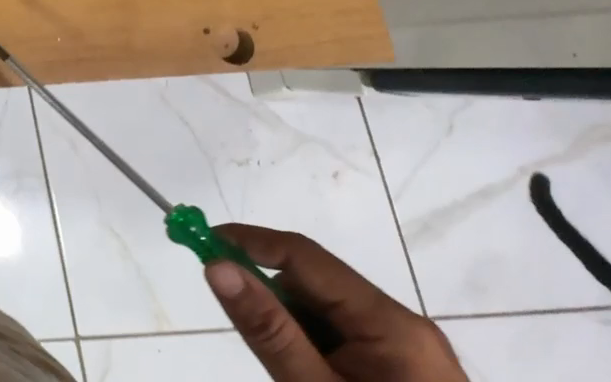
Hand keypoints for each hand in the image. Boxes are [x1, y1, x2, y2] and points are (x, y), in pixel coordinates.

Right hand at [205, 224, 467, 381]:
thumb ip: (267, 329)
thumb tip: (215, 265)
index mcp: (390, 324)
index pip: (304, 255)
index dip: (248, 242)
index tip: (198, 241)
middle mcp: (405, 325)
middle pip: (316, 282)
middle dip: (271, 295)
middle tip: (243, 328)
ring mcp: (412, 349)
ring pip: (328, 310)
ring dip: (293, 325)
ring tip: (291, 375)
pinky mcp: (410, 369)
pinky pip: (347, 336)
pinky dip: (316, 346)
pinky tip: (313, 379)